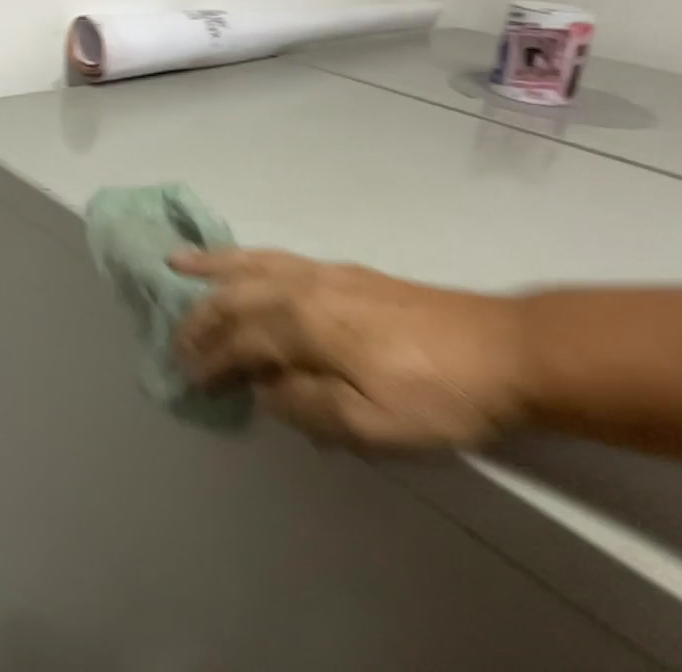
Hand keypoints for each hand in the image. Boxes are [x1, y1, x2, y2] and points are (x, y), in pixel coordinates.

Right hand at [171, 248, 527, 449]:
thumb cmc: (437, 396)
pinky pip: (280, 258)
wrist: (507, 351)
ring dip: (213, 267)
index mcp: (305, 323)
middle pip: (236, 295)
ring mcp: (329, 273)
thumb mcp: (369, 423)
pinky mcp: (350, 273)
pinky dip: (247, 257)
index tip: (188, 384)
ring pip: (254, 263)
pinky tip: (244, 264)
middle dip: (200, 318)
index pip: (238, 341)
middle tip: (174, 342)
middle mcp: (307, 287)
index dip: (209, 363)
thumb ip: (304, 405)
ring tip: (177, 262)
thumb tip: (262, 389)